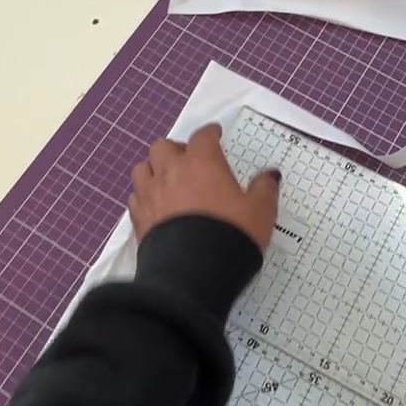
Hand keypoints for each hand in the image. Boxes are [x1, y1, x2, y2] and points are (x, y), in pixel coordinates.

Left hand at [130, 124, 280, 251]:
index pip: (203, 136)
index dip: (210, 133)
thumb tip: (270, 175)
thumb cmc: (230, 233)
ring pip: (143, 168)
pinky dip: (145, 196)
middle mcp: (171, 171)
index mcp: (202, 162)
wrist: (193, 272)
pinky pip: (135, 197)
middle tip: (189, 162)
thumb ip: (264, 189)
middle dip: (176, 150)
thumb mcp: (260, 211)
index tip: (215, 134)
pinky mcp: (138, 218)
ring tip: (167, 182)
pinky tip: (156, 206)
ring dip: (154, 170)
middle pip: (164, 146)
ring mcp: (150, 194)